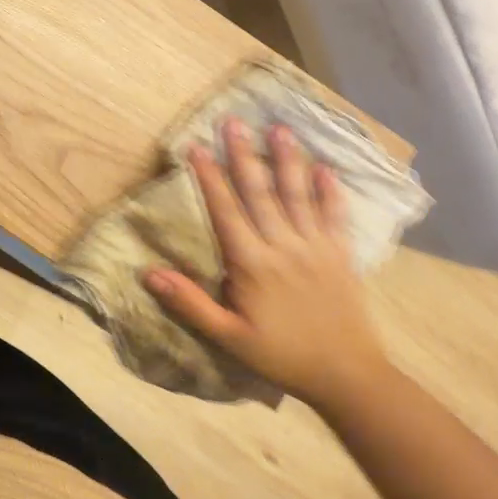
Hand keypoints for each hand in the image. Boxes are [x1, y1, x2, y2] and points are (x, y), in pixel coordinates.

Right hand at [143, 119, 390, 408]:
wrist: (349, 377)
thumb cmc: (281, 355)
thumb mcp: (228, 336)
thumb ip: (190, 303)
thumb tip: (148, 273)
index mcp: (252, 264)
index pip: (226, 210)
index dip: (209, 177)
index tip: (195, 146)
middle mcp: (284, 247)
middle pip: (260, 192)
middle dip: (243, 155)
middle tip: (233, 121)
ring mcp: (317, 249)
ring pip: (298, 196)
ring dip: (287, 160)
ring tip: (280, 128)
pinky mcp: (342, 257)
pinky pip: (336, 216)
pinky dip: (330, 191)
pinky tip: (325, 168)